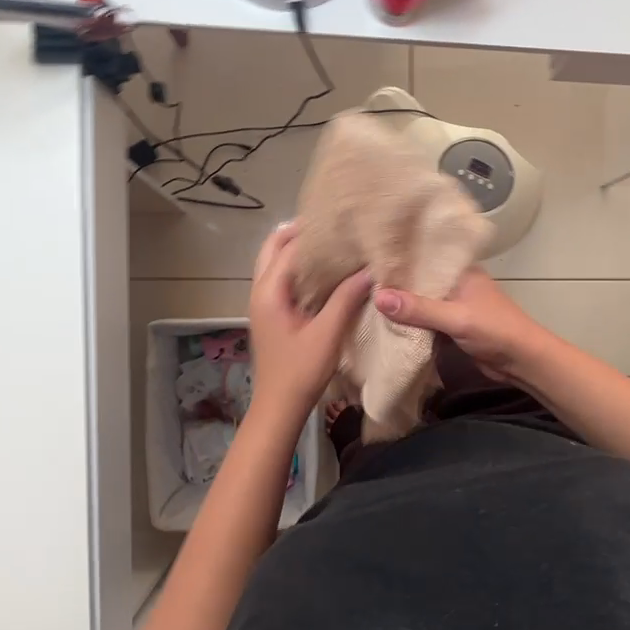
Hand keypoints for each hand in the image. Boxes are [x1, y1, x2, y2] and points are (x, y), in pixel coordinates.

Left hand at [247, 222, 371, 417]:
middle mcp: (260, 291)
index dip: (315, 233)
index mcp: (269, 291)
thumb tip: (369, 270)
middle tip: (333, 228)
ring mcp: (263, 303)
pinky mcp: (270, 314)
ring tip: (331, 245)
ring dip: (297, 250)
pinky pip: (281, 278)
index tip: (343, 223)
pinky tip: (324, 273)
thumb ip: (346, 299)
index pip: (290, 248)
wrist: (279, 406)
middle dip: (299, 233)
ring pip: (274, 262)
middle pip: (273, 247)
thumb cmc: (301, 370)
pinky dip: (297, 267)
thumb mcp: (327, 334)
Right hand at [373, 268, 556, 386]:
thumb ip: (419, 309)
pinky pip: (426, 321)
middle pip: (419, 281)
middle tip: (359, 282)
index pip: (424, 257)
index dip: (398, 259)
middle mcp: (455, 284)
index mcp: (460, 271)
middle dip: (395, 285)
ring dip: (401, 306)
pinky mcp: (452, 326)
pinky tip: (386, 323)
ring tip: (365, 301)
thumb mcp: (456, 318)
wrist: (522, 362)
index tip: (368, 259)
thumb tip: (378, 297)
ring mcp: (453, 306)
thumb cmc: (495, 331)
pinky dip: (411, 324)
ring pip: (421, 302)